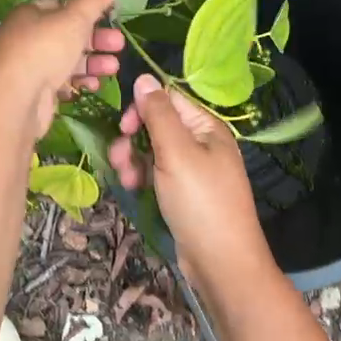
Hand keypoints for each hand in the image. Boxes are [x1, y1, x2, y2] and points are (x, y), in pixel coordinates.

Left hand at [0, 0, 122, 138]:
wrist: (15, 101)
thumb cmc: (45, 49)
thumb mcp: (74, 18)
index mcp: (30, 13)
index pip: (60, 4)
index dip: (85, 9)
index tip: (109, 14)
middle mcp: (27, 37)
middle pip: (67, 33)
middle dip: (96, 39)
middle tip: (120, 44)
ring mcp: (30, 66)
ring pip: (67, 58)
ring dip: (92, 62)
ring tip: (114, 68)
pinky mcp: (35, 91)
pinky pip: (61, 81)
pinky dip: (79, 81)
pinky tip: (94, 85)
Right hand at [109, 74, 270, 284]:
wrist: (222, 264)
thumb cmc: (201, 202)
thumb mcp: (176, 152)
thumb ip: (158, 113)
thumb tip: (143, 76)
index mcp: (207, 127)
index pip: (168, 99)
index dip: (143, 108)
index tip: (124, 128)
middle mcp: (202, 143)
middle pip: (158, 124)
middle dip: (134, 137)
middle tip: (118, 158)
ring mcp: (194, 170)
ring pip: (154, 150)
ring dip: (134, 158)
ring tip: (125, 178)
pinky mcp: (185, 193)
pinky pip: (158, 173)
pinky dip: (143, 176)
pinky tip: (134, 188)